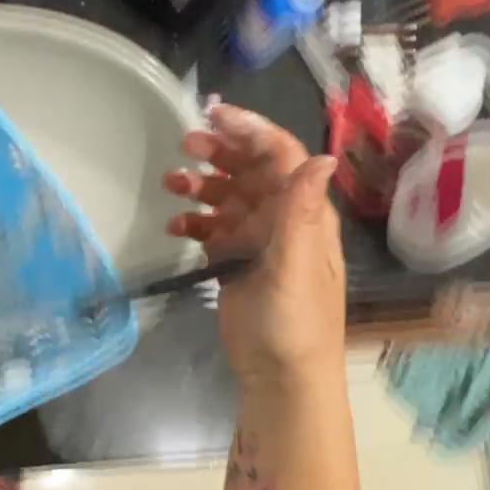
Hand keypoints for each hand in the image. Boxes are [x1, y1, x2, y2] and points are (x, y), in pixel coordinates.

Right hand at [163, 103, 346, 387]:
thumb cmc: (293, 323)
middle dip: (219, 152)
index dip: (250, 131)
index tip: (214, 115)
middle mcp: (280, 219)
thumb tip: (320, 158)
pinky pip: (210, 229)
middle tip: (184, 146)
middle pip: (250, 169)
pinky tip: (174, 228)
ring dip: (199, 185)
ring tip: (169, 184)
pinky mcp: (232, 261)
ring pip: (226, 197)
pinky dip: (191, 222)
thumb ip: (302, 215)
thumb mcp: (298, 269)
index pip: (280, 157)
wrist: (280, 374)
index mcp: (304, 214)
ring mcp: (254, 240)